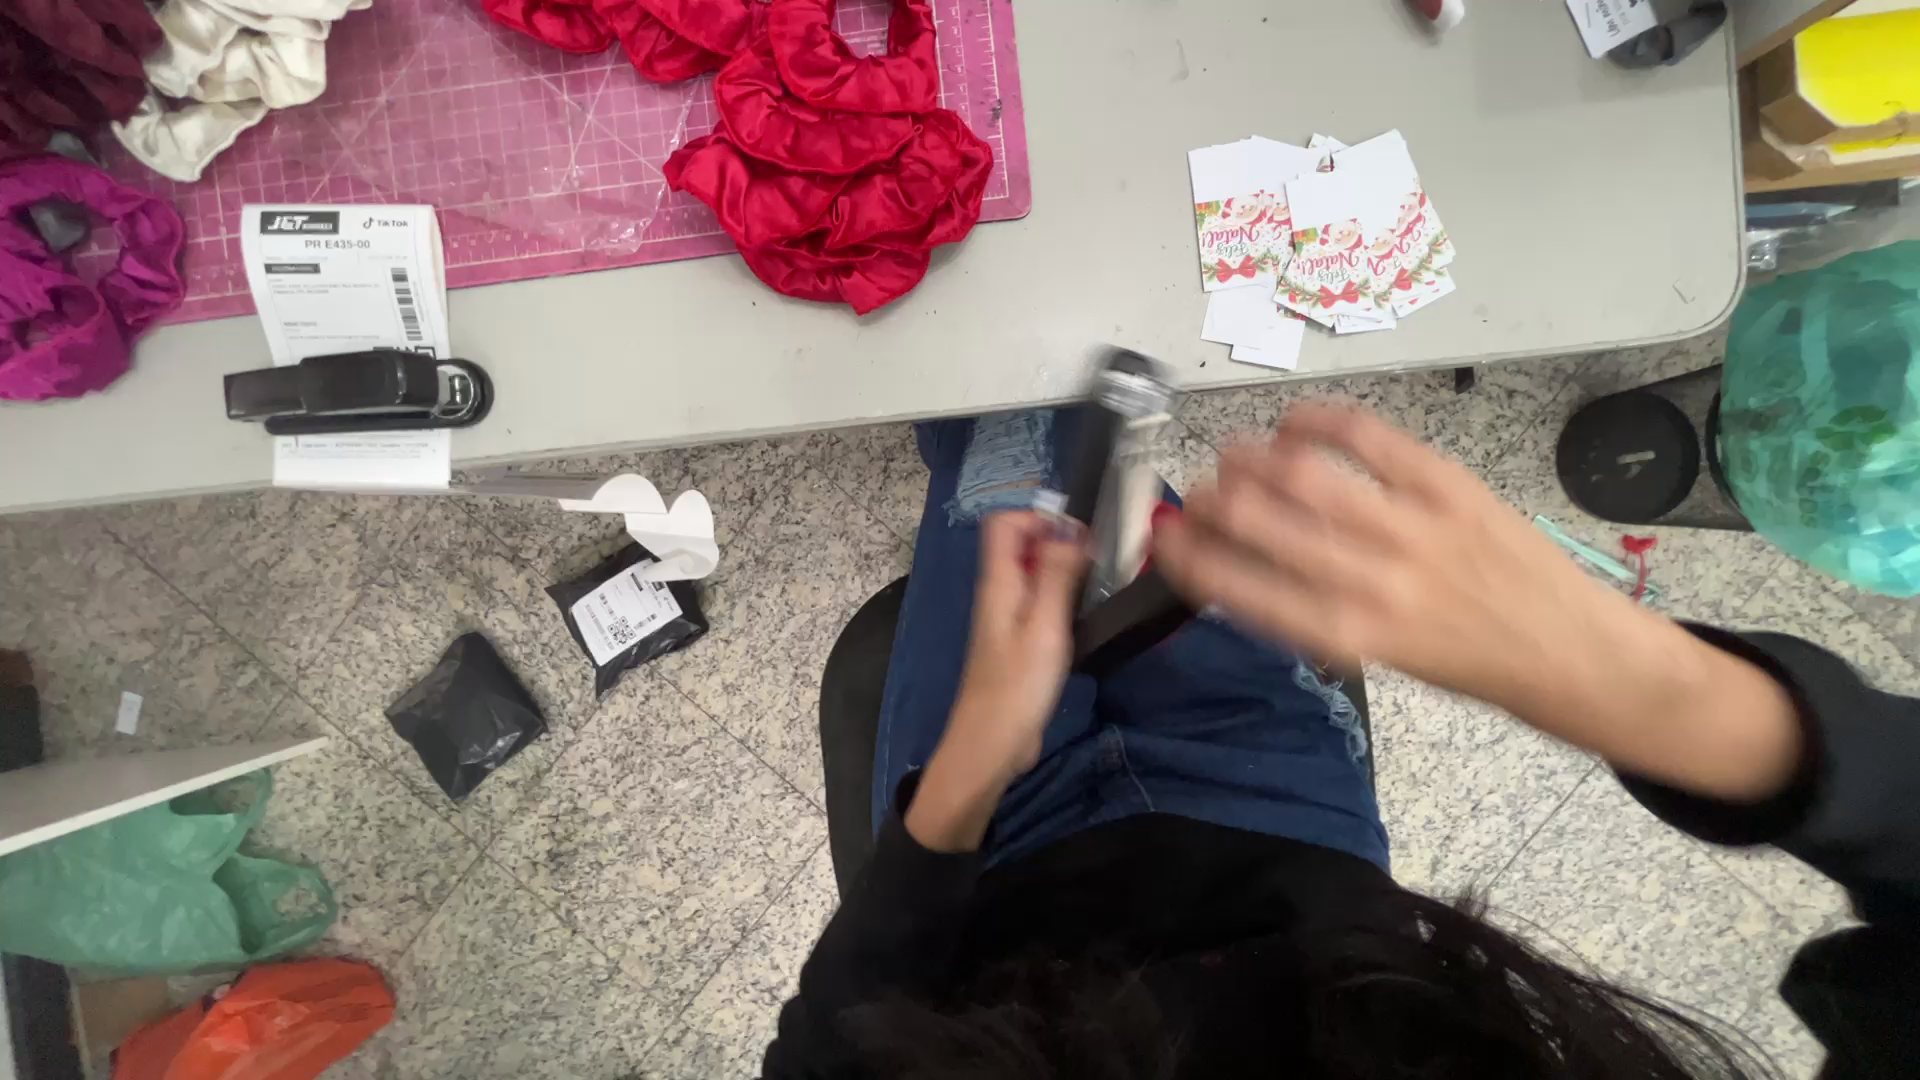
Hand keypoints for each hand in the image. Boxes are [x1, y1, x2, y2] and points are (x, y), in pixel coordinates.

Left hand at [906, 511, 1083, 851]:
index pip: (1004, 523)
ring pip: (1034, 573)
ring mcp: (1008, 618)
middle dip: (1059, 540)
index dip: (1039, 517)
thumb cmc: (1017, 688)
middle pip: (1021, 545)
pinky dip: (1062, 597)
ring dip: (1065, 568)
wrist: (991, 746)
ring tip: (1099, 581)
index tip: (1080, 533)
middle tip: (1100, 558)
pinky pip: (1040, 602)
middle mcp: (999, 593)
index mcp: (998, 582)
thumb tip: (1070, 529)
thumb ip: (1055, 574)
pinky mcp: (1020, 642)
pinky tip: (1086, 614)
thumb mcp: (1043, 626)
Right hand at [1150, 403, 1800, 800]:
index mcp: (1342, 635)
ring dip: (1248, 458)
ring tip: (1230, 454)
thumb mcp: (1368, 660)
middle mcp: (1369, 581)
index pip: (1234, 585)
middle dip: (1206, 500)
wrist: (1576, 657)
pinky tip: (1291, 420)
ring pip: (1302, 475)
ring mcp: (1412, 527)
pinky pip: (1370, 438)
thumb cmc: (1461, 667)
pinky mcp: (1450, 486)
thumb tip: (1235, 560)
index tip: (1163, 538)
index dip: (1184, 554)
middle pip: (1256, 519)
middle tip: (1195, 494)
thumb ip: (1301, 610)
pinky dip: (1319, 420)